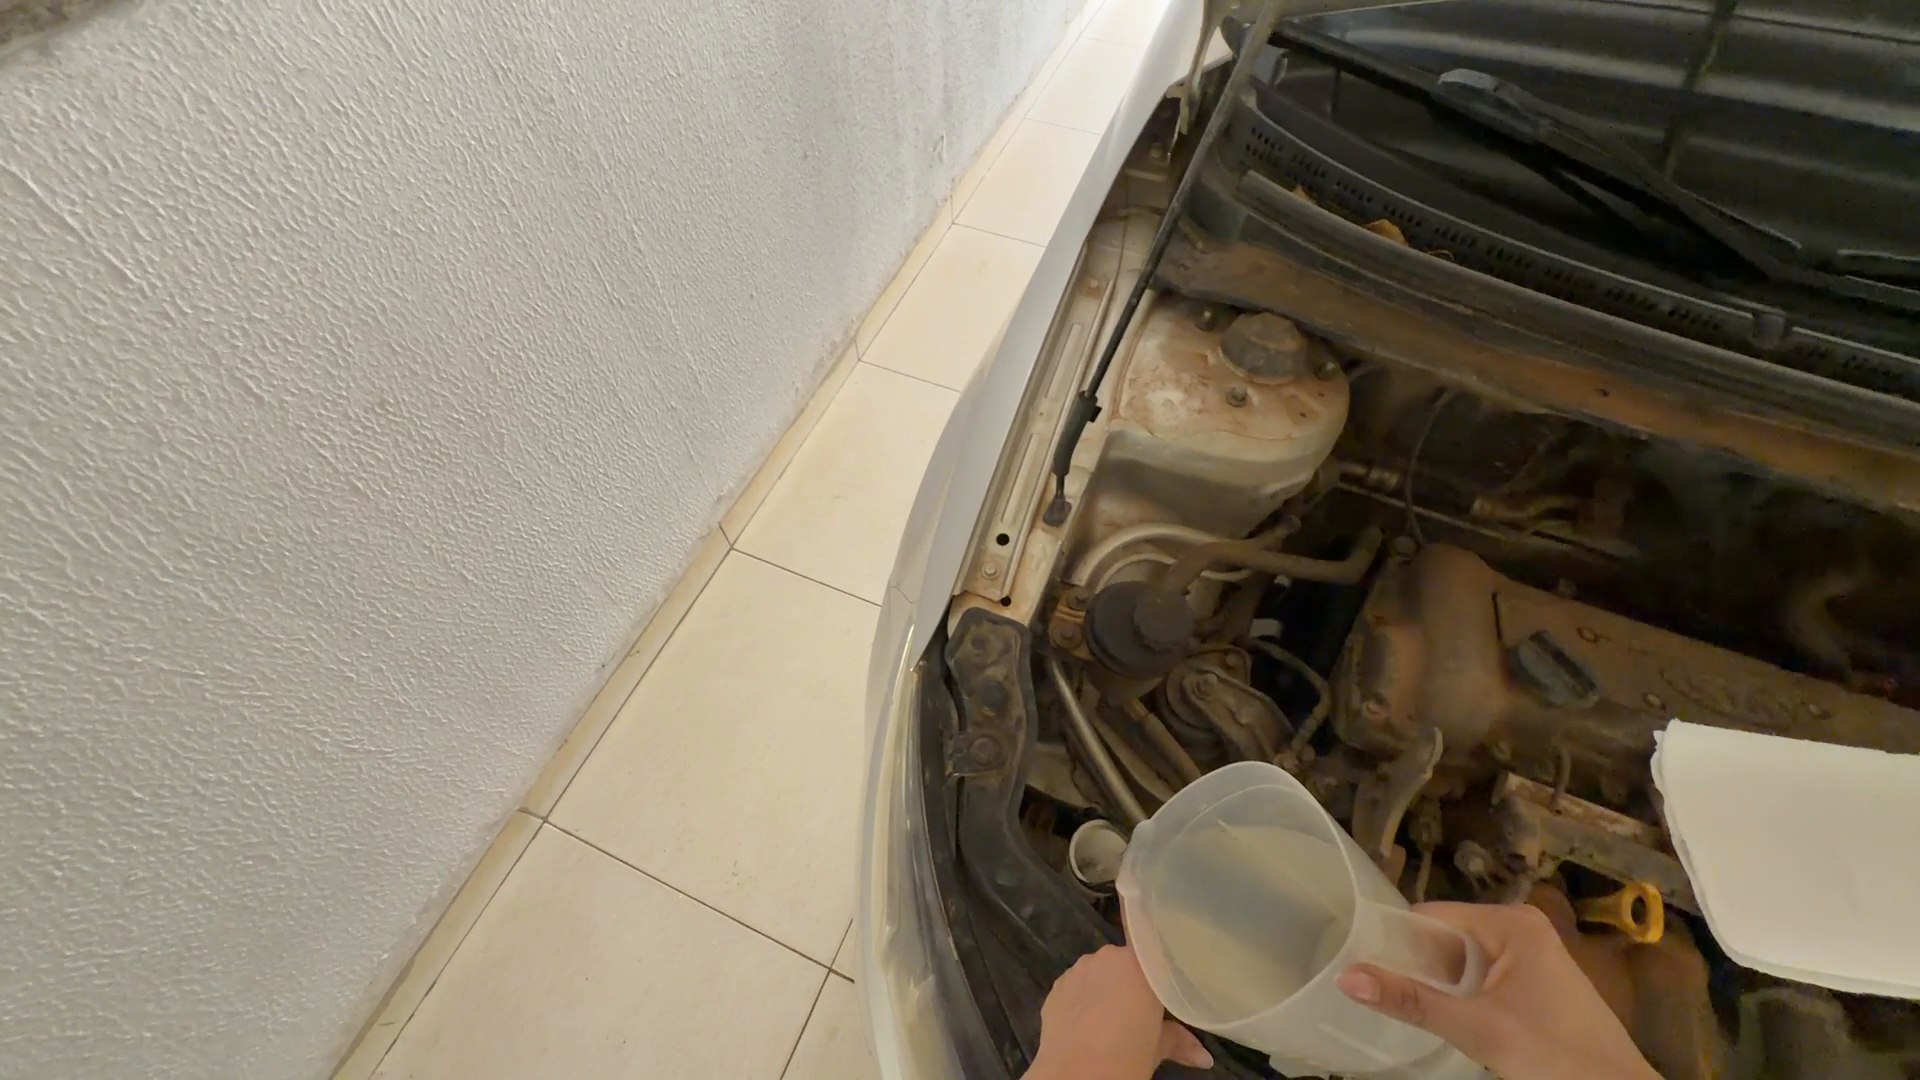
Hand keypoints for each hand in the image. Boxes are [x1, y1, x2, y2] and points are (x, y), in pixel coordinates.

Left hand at [1026, 944, 1212, 1079]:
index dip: (1155, 967)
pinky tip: (1087, 1026)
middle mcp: (1107, 957)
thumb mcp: (1156, 1050)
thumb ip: (1178, 1042)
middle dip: (1131, 984)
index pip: (1151, 952)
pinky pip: (1076, 987)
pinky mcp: (1056, 985)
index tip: (1160, 983)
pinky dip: (1083, 1001)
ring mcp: (1078, 969)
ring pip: (1098, 973)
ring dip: (1106, 990)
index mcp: (1138, 965)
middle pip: (1124, 963)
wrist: (1075, 1076)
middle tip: (1141, 1012)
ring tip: (1112, 1023)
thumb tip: (1204, 1057)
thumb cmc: (1125, 1057)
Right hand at [1336, 902, 1658, 1079]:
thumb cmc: (1558, 1060)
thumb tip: (1344, 978)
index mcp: (1509, 921)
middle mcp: (1520, 925)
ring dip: (1443, 985)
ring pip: (1462, 959)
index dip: (1398, 944)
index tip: (1371, 970)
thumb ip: (1411, 1001)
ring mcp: (1533, 952)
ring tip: (1421, 1009)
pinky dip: (1466, 995)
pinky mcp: (1539, 979)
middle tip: (1397, 997)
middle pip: (1444, 937)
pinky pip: (1483, 974)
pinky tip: (1458, 1020)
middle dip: (1422, 969)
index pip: (1429, 917)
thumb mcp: (1477, 1030)